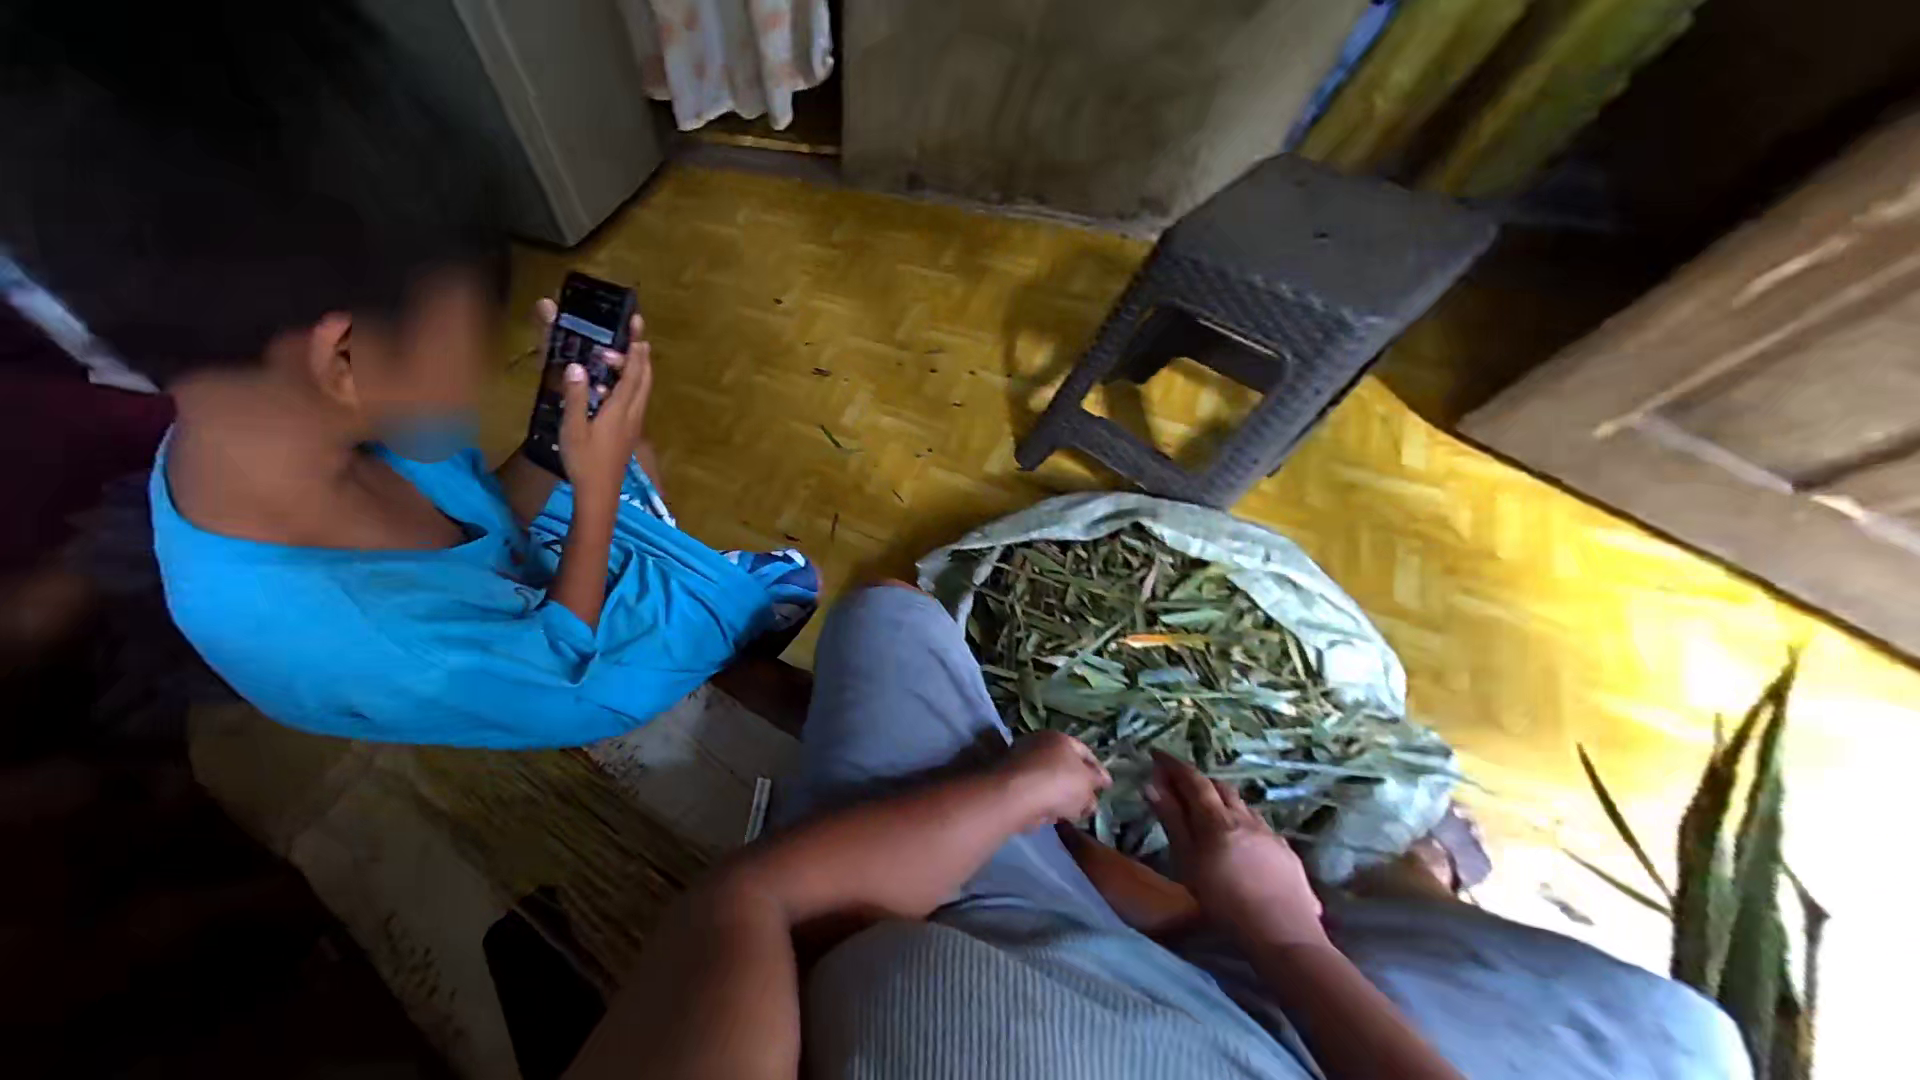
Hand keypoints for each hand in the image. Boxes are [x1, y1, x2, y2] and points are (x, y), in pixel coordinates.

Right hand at [559, 311, 652, 499]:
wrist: (600, 491)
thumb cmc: (584, 461)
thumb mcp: (574, 427)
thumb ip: (577, 396)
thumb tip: (578, 366)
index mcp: (621, 410)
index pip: (634, 373)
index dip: (635, 350)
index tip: (636, 328)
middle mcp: (634, 414)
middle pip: (644, 378)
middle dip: (642, 354)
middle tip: (636, 334)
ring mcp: (634, 423)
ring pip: (643, 390)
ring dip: (639, 369)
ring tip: (631, 352)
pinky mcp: (630, 431)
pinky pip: (636, 400)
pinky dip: (632, 384)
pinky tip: (617, 384)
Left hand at [1000, 732, 1110, 828]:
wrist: (1017, 796)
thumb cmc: (1059, 782)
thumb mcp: (1088, 781)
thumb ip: (1096, 780)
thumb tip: (1100, 780)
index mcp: (1059, 738)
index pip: (1085, 752)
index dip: (1098, 770)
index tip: (1108, 786)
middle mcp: (1039, 745)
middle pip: (1066, 767)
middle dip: (1080, 787)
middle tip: (1091, 805)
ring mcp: (1023, 764)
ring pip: (1051, 783)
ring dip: (1063, 798)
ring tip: (1074, 815)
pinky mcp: (1011, 784)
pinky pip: (1036, 794)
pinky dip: (1046, 803)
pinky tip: (1053, 817)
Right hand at [1146, 751, 1325, 947]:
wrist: (1284, 937)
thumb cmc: (1224, 904)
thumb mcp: (1188, 863)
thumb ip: (1172, 821)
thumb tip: (1152, 785)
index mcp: (1217, 819)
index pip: (1193, 780)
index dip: (1174, 765)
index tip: (1157, 754)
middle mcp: (1245, 817)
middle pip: (1220, 787)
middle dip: (1199, 781)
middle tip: (1180, 784)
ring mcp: (1269, 834)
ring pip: (1242, 805)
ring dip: (1223, 800)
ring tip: (1210, 811)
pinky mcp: (1286, 852)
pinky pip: (1260, 825)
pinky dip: (1243, 821)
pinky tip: (1241, 840)